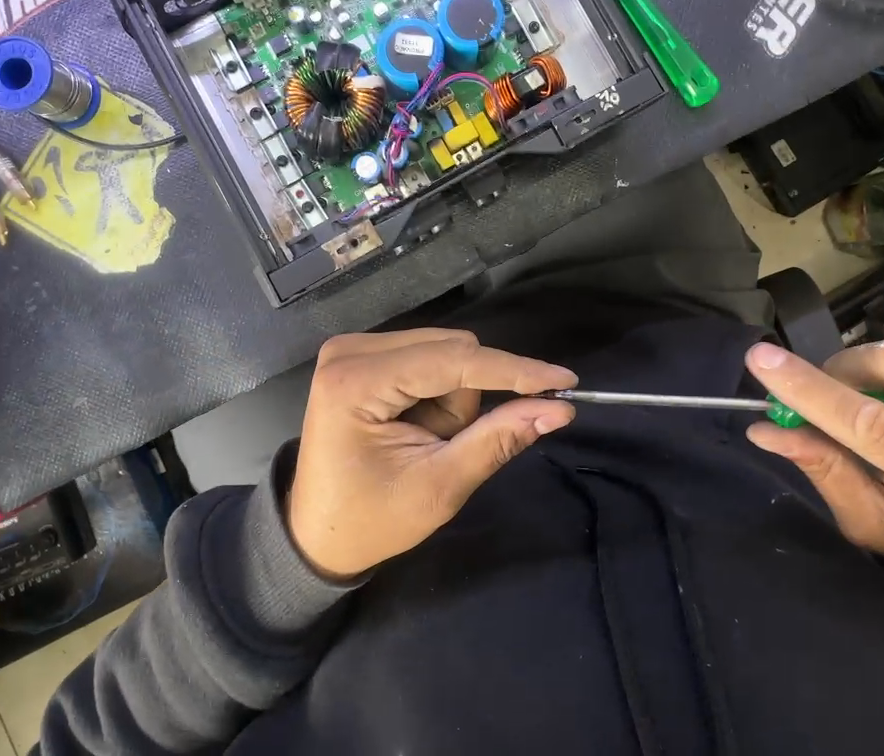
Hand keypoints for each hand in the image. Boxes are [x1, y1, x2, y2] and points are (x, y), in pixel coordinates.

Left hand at [286, 329, 577, 580]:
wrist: (317, 535)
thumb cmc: (373, 520)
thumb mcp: (440, 487)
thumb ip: (498, 440)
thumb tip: (558, 408)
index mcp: (356, 382)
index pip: (453, 360)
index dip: (513, 370)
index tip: (566, 381)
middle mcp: (350, 350)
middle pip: (451, 349)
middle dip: (467, 399)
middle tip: (445, 445)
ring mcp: (351, 348)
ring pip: (444, 351)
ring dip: (453, 398)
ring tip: (425, 440)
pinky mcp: (359, 355)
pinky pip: (427, 356)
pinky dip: (437, 392)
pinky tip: (414, 426)